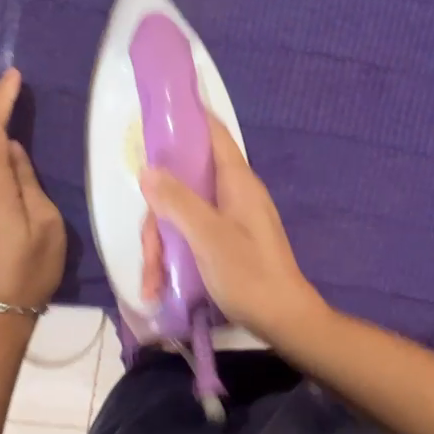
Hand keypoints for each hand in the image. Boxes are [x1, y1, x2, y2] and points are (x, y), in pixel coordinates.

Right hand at [138, 116, 325, 336]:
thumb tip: (148, 169)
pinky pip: (191, 237)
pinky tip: (160, 288)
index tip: (157, 113)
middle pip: (184, 183)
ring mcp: (230, 220)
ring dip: (162, 248)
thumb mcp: (208, 237)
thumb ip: (178, 201)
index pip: (213, 133)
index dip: (187, 118)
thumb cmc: (249, 274)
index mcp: (236, 181)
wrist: (284, 321)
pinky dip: (174, 259)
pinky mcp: (226, 243)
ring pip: (182, 215)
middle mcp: (233, 194)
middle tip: (150, 253)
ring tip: (152, 284)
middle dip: (160, 218)